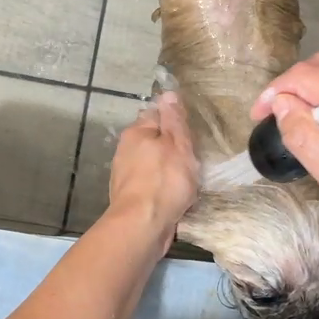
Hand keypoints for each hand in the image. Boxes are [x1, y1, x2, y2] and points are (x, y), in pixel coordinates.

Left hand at [105, 90, 199, 232]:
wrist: (142, 226)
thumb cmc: (164, 181)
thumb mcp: (177, 144)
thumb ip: (174, 120)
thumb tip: (168, 92)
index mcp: (136, 132)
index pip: (157, 115)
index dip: (175, 123)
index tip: (191, 136)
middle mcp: (126, 150)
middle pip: (154, 141)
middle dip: (172, 149)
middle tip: (193, 161)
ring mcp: (125, 175)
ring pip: (153, 165)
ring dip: (168, 171)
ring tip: (187, 181)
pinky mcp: (130, 197)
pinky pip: (151, 185)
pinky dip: (162, 189)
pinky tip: (174, 198)